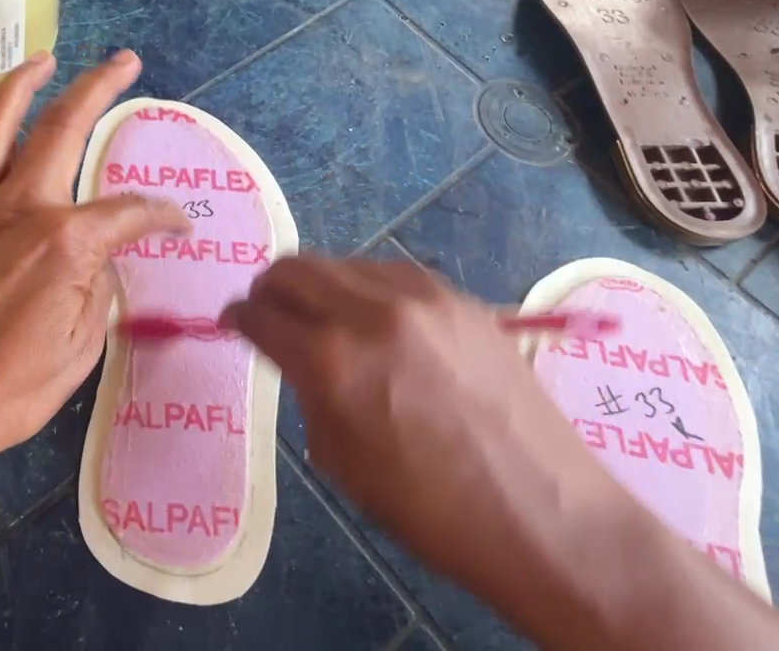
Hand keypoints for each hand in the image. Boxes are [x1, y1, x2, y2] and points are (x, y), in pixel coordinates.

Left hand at [0, 50, 190, 476]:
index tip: (181, 226)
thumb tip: (98, 261)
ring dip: (21, 86)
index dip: (162, 216)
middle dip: (98, 87)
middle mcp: (19, 206)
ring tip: (44, 59)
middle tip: (125, 61)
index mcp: (64, 239)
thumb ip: (97, 289)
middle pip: (62, 128)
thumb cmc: (7, 389)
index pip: (129, 211)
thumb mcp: (80, 346)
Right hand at [221, 257, 630, 596]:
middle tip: (269, 314)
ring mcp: (419, 297)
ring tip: (325, 319)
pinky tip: (377, 322)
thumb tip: (293, 353)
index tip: (233, 324)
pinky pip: (388, 273)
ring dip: (317, 285)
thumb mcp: (338, 456)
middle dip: (268, 290)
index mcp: (330, 360)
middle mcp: (368, 312)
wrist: (545, 516)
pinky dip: (364, 289)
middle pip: (291, 268)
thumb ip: (305, 387)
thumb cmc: (428, 507)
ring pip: (338, 261)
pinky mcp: (457, 297)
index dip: (237, 318)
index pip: (259, 314)